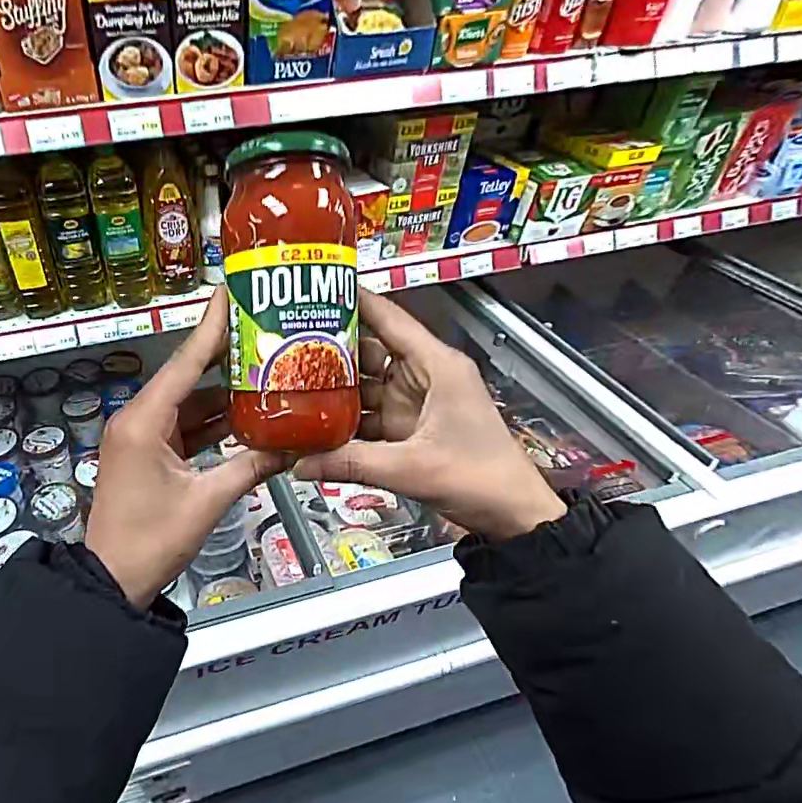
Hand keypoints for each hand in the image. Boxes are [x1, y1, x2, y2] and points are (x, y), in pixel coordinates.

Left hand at [87, 289, 290, 607]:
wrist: (112, 579)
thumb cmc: (151, 540)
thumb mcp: (206, 502)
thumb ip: (250, 467)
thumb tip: (292, 447)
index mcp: (144, 420)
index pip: (184, 362)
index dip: (211, 327)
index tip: (231, 293)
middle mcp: (138, 418)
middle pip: (187, 377)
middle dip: (223, 356)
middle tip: (261, 330)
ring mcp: (141, 436)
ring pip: (187, 404)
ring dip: (222, 394)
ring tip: (264, 372)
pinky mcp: (147, 453)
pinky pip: (183, 427)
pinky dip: (211, 422)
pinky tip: (244, 415)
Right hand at [293, 288, 567, 540]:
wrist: (512, 515)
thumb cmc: (482, 476)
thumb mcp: (411, 467)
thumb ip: (351, 463)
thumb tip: (301, 464)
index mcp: (436, 367)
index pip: (390, 321)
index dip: (356, 301)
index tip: (320, 287)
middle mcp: (423, 377)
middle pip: (369, 353)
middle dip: (331, 350)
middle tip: (289, 345)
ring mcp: (413, 404)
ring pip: (365, 387)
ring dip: (334, 389)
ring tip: (292, 383)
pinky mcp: (407, 429)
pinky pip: (368, 417)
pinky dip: (344, 421)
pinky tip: (314, 423)